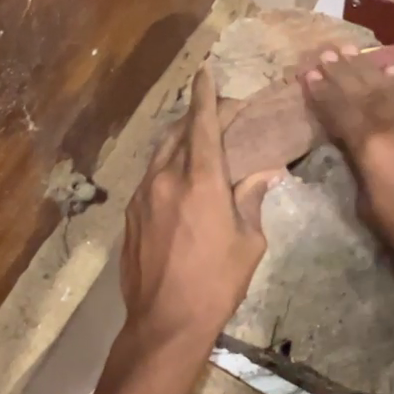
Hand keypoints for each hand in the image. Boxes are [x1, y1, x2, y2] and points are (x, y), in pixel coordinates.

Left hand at [117, 68, 280, 359]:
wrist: (164, 322)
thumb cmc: (216, 283)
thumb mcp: (248, 243)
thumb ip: (251, 200)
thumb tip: (263, 174)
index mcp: (200, 181)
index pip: (202, 125)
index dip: (205, 96)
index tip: (205, 71)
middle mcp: (165, 179)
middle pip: (178, 133)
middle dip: (196, 117)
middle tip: (215, 114)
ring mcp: (142, 196)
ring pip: (160, 154)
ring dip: (179, 141)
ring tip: (198, 142)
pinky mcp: (130, 215)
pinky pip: (150, 177)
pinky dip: (167, 167)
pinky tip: (179, 180)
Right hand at [300, 48, 393, 285]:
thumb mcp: (371, 212)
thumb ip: (360, 170)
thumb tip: (354, 147)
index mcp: (374, 148)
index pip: (340, 111)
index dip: (321, 92)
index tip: (306, 72)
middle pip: (366, 91)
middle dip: (343, 71)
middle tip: (326, 51)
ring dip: (372, 70)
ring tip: (353, 53)